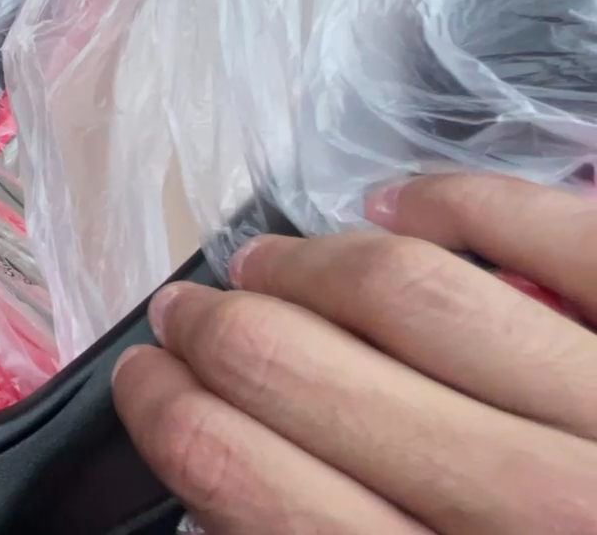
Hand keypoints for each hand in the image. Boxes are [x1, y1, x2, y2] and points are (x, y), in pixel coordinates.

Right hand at [114, 173, 596, 533]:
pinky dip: (454, 201)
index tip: (147, 380)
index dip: (157, 409)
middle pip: (281, 363)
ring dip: (297, 264)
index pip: (233, 468)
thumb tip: (222, 496)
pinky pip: (557, 230)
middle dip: (202, 327)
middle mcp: (554, 521)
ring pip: (396, 289)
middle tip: (187, 316)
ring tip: (271, 265)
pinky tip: (402, 207)